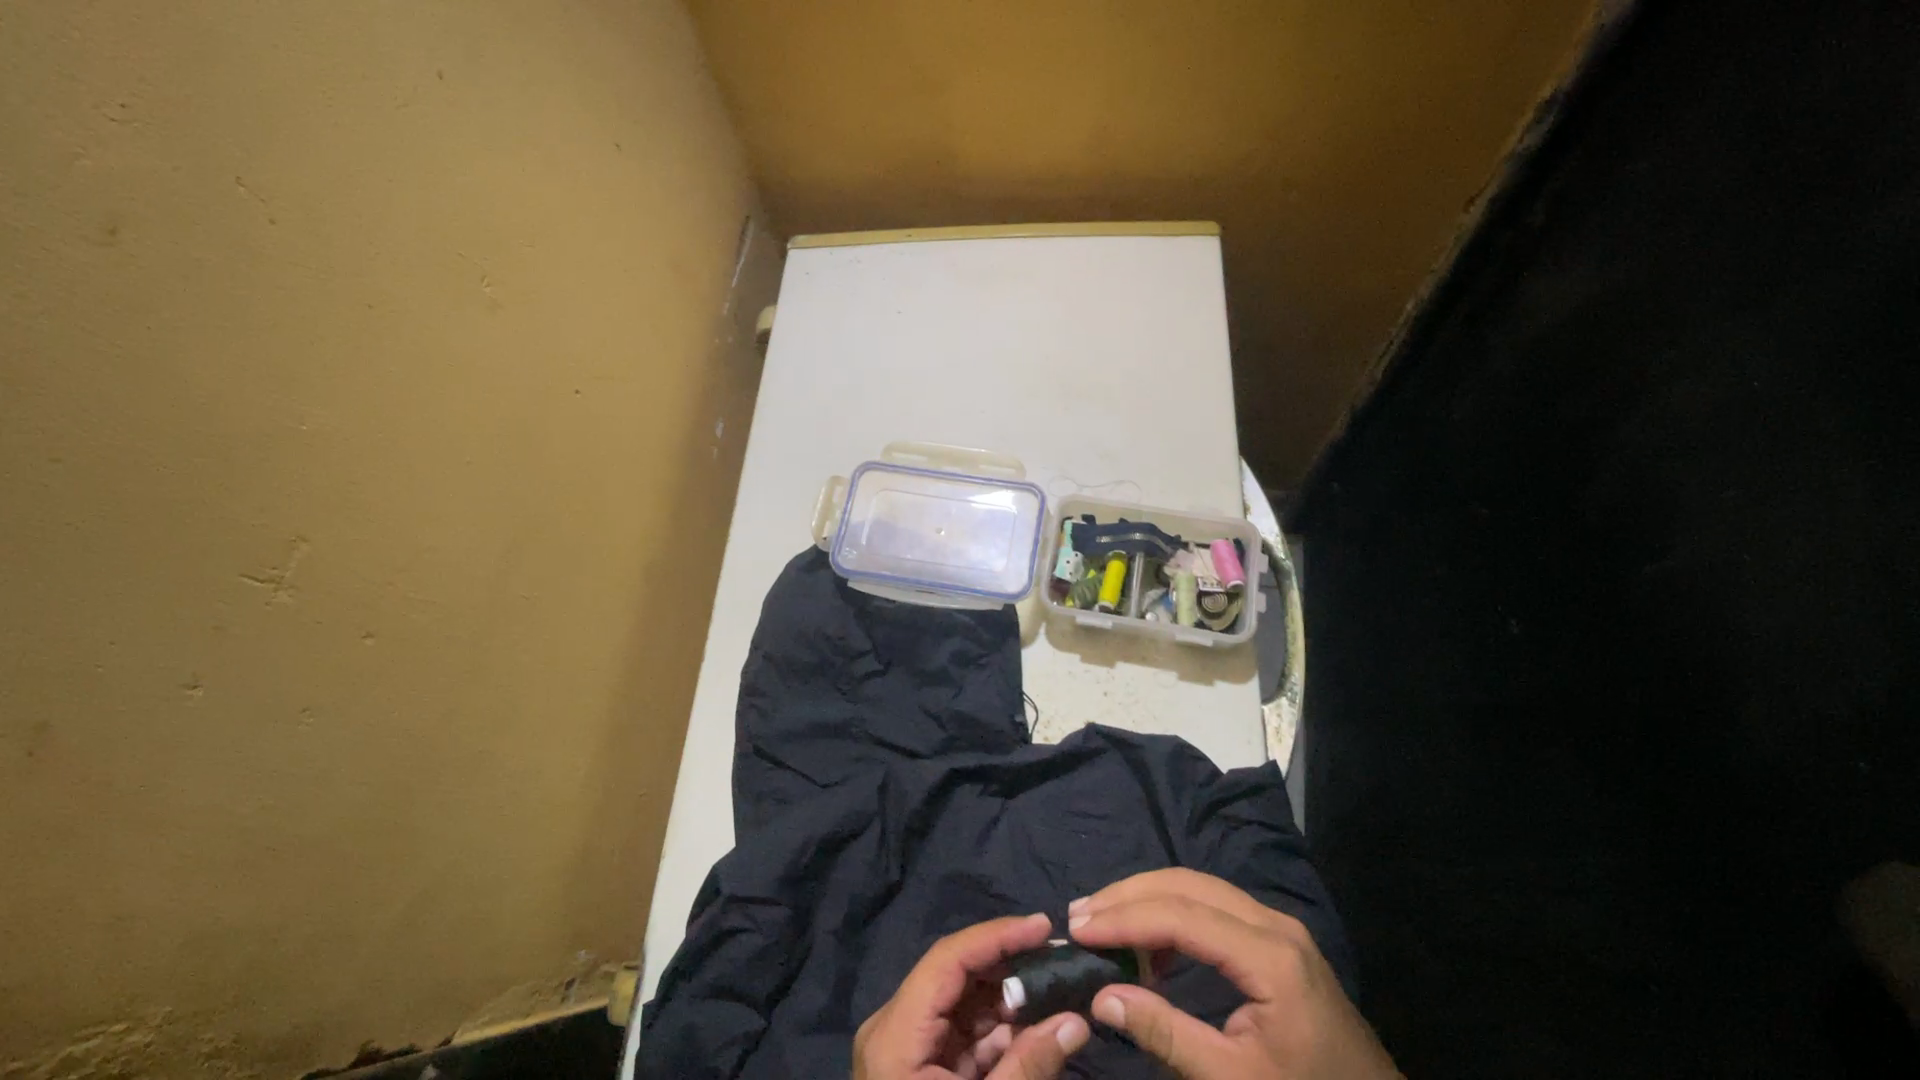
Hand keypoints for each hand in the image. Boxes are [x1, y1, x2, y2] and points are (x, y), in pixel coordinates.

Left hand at [854, 912, 1091, 1079]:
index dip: (997, 936)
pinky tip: (1039, 1025)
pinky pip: (964, 1033)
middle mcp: (896, 1028)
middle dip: (1011, 967)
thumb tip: (1078, 1020)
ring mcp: (907, 1048)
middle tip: (1063, 959)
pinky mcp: (921, 1067)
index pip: (948, 960)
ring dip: (1012, 999)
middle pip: (957, 977)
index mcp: (896, 1033)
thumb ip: (1029, 1066)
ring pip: (964, 1004)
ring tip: (1060, 988)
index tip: (1045, 925)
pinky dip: (1001, 1030)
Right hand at [1068, 869, 1399, 1079]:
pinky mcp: (1277, 940)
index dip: (1124, 919)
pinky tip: (1149, 944)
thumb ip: (1166, 1034)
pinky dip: (1172, 911)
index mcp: (1270, 957)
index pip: (1181, 915)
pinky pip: (1214, 906)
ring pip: (1199, 887)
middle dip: (1128, 896)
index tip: (1078, 930)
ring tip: (1101, 922)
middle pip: (1188, 885)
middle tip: (1078, 916)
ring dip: (1146, 898)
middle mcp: (1274, 925)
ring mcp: (1279, 928)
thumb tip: (1101, 996)